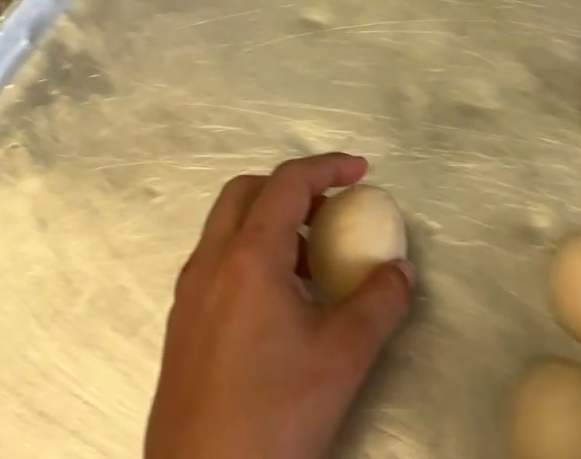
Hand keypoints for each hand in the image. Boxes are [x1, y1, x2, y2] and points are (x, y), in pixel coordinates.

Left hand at [147, 153, 413, 458]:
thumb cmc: (276, 413)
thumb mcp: (344, 356)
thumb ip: (380, 302)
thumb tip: (399, 270)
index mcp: (249, 257)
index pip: (288, 182)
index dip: (328, 166)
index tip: (362, 171)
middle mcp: (210, 264)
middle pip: (246, 192)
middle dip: (292, 187)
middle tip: (332, 212)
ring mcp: (189, 296)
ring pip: (226, 229)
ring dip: (271, 223)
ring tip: (315, 264)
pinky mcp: (182, 327)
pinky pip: (217, 264)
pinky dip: (251, 256)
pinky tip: (282, 304)